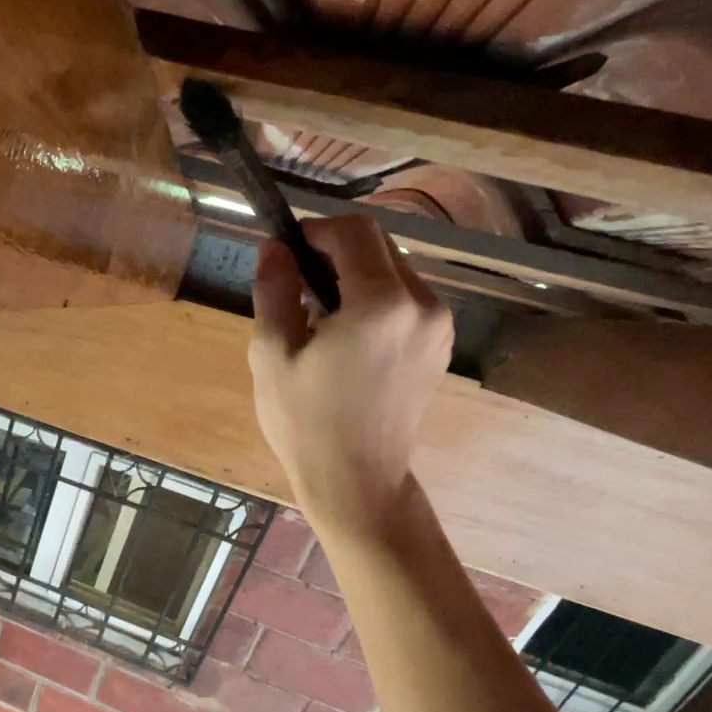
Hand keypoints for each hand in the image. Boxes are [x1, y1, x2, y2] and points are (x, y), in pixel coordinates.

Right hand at [247, 215, 452, 537]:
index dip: (316, 231)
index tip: (286, 252)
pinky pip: (406, 299)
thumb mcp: (272, 354)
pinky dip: (374, 300)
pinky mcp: (440, 342)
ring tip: (319, 319)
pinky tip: (346, 337)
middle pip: (379, 246)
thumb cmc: (304, 422)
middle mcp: (422, 303)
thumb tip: (274, 247)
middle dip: (334, 253)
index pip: (354, 232)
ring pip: (394, 270)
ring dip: (354, 277)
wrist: (356, 480)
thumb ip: (274, 291)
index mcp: (379, 304)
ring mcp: (438, 324)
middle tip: (296, 289)